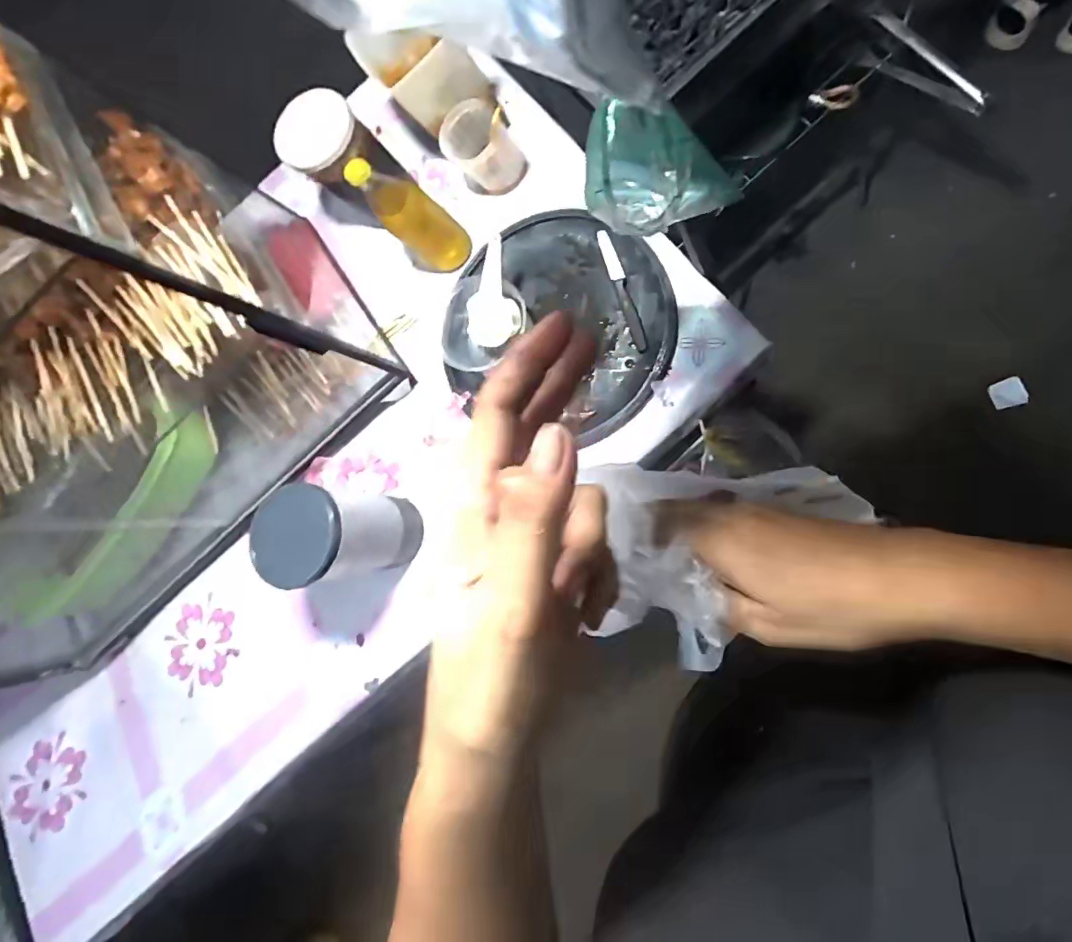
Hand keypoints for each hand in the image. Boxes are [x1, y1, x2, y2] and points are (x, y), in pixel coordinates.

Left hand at [426, 313, 612, 770]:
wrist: (493, 747)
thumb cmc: (489, 681)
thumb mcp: (515, 603)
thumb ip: (535, 518)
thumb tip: (558, 434)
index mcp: (473, 508)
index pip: (497, 417)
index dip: (527, 365)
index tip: (560, 323)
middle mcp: (497, 511)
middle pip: (530, 430)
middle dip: (560, 386)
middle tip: (591, 341)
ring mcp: (527, 540)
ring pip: (579, 501)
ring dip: (589, 545)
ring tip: (579, 602)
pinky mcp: (551, 569)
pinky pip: (591, 544)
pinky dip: (598, 572)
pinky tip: (587, 614)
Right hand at [660, 500, 957, 650]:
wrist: (901, 575)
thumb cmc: (832, 607)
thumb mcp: (768, 626)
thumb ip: (717, 607)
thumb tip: (686, 592)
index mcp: (719, 538)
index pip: (656, 524)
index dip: (633, 537)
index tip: (618, 560)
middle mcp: (729, 512)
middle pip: (674, 511)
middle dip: (650, 530)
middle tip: (635, 562)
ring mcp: (754, 508)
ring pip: (698, 510)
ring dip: (677, 529)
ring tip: (664, 561)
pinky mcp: (776, 511)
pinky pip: (721, 514)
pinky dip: (704, 529)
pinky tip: (710, 556)